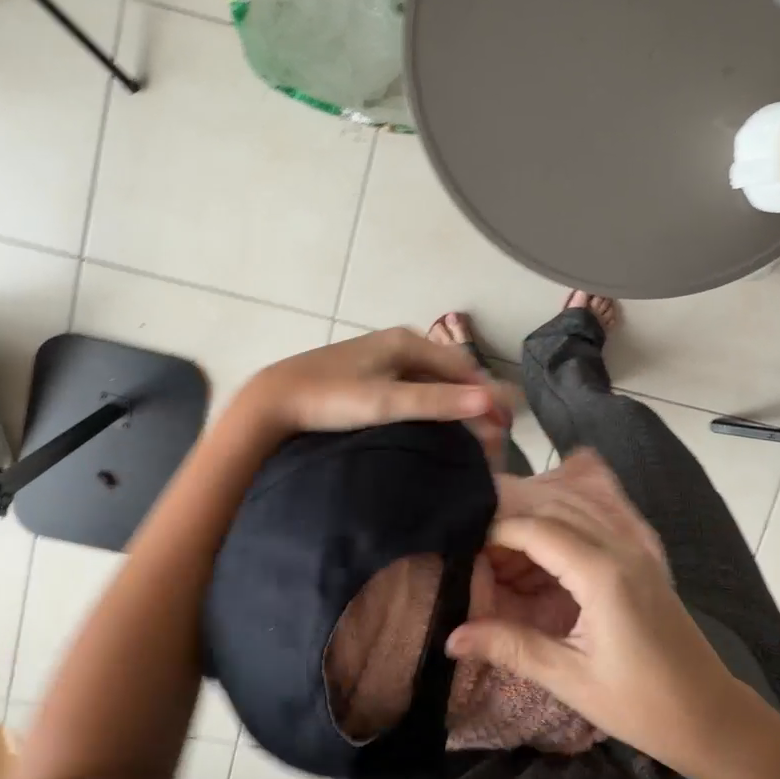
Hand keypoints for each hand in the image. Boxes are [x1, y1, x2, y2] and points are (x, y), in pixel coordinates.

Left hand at [236, 327, 513, 439]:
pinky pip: (412, 388)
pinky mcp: (366, 376)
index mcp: (406, 341)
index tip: (506, 426)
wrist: (272, 402)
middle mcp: (397, 344)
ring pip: (430, 381)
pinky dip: (431, 406)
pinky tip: (433, 427)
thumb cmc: (329, 399)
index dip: (488, 394)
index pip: (463, 366)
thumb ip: (437, 403)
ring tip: (470, 436)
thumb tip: (491, 402)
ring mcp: (380, 359)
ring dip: (453, 405)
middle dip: (474, 401)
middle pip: (448, 373)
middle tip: (493, 437)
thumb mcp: (385, 402)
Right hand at [445, 450, 745, 764]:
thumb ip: (510, 647)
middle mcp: (621, 547)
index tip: (464, 548)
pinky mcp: (643, 557)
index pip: (538, 529)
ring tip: (504, 550)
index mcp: (602, 574)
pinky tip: (544, 545)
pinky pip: (598, 519)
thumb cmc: (640, 704)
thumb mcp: (570, 679)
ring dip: (538, 518)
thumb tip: (450, 637)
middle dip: (513, 521)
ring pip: (578, 506)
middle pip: (556, 508)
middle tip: (477, 549)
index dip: (497, 532)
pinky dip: (565, 521)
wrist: (710, 715)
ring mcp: (637, 548)